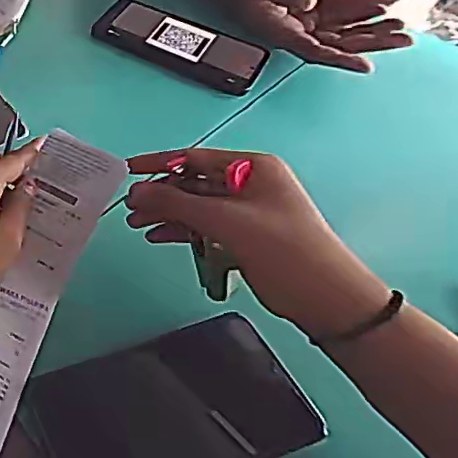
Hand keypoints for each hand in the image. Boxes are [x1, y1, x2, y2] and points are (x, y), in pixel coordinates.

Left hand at [0, 142, 42, 324]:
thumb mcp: (9, 240)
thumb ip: (21, 206)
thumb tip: (29, 185)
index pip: (10, 161)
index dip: (30, 153)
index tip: (44, 145)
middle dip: (15, 164)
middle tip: (38, 176)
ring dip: (2, 178)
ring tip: (26, 196)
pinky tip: (6, 210)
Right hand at [123, 149, 389, 335]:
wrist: (326, 299)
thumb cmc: (287, 251)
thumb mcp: (227, 221)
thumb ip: (178, 204)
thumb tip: (139, 192)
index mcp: (252, 168)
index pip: (195, 158)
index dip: (160, 163)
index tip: (130, 170)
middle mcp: (248, 184)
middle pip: (192, 183)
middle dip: (160, 194)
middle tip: (131, 206)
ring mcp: (245, 212)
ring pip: (194, 206)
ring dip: (166, 214)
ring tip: (137, 223)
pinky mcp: (242, 236)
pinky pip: (202, 225)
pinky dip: (181, 230)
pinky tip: (159, 235)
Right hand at [191, 0, 412, 71]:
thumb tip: (312, 2)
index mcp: (278, 31)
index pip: (315, 51)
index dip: (341, 60)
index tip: (366, 66)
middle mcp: (290, 31)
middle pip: (336, 45)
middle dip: (370, 43)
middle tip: (403, 38)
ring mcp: (296, 22)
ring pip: (338, 33)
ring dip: (367, 32)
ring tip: (398, 28)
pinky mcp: (299, 10)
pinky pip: (331, 19)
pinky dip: (354, 17)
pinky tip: (376, 11)